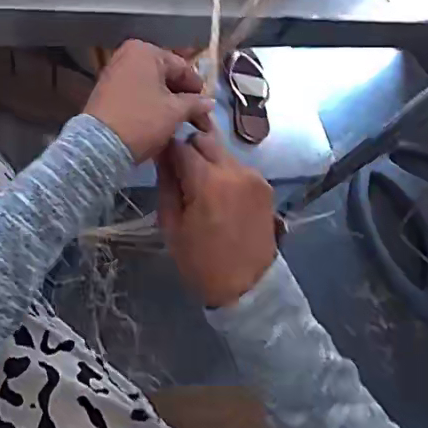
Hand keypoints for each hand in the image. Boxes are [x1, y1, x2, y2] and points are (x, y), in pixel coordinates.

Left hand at [83, 39, 213, 161]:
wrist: (100, 146)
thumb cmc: (142, 120)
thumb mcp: (175, 111)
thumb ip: (195, 103)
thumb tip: (209, 102)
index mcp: (145, 51)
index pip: (182, 67)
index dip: (197, 88)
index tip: (207, 106)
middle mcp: (127, 55)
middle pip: (165, 75)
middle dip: (182, 95)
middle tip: (197, 115)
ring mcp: (114, 72)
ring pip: (151, 85)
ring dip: (167, 101)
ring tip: (181, 120)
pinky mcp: (106, 91)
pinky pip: (137, 93)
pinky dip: (150, 103)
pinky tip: (161, 119)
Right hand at [157, 131, 278, 307]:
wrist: (248, 288)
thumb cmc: (201, 262)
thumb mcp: (172, 226)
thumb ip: (166, 184)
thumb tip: (162, 156)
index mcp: (207, 181)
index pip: (181, 145)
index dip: (168, 151)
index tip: (163, 163)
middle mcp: (234, 170)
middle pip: (205, 140)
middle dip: (190, 150)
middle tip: (182, 174)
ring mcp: (253, 176)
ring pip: (223, 151)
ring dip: (209, 161)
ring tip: (204, 188)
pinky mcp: (265, 185)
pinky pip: (238, 167)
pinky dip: (226, 173)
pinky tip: (223, 197)